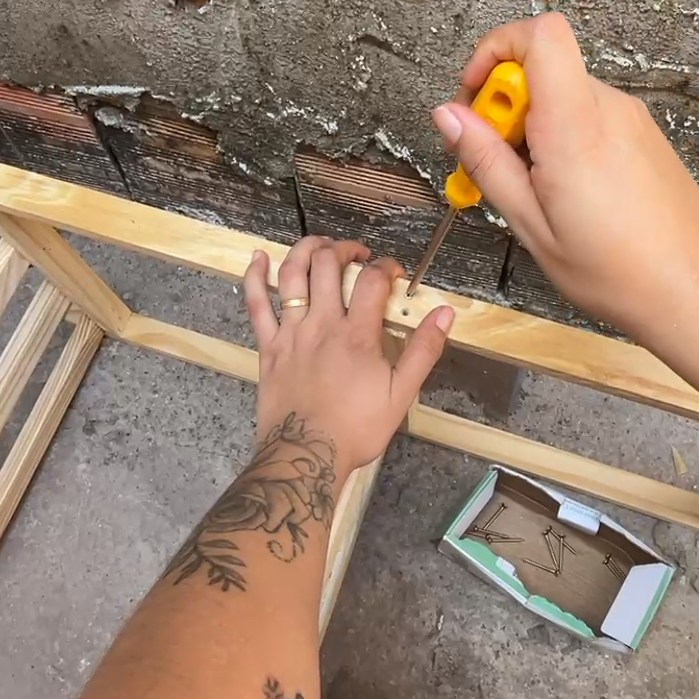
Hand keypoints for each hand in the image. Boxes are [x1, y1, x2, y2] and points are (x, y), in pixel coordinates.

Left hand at [242, 236, 454, 469]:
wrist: (306, 455)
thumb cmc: (356, 428)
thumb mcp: (401, 394)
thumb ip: (423, 350)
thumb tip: (444, 314)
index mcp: (357, 334)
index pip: (372, 280)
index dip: (385, 266)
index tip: (392, 273)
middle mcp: (321, 324)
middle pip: (328, 264)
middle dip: (345, 249)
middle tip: (357, 256)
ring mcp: (290, 332)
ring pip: (292, 273)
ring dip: (306, 249)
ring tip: (321, 244)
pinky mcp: (267, 346)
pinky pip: (256, 304)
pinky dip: (255, 276)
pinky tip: (258, 257)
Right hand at [433, 13, 698, 333]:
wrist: (692, 290)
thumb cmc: (617, 270)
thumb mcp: (530, 224)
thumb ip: (486, 161)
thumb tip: (449, 117)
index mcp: (576, 126)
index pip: (539, 35)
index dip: (495, 52)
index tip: (474, 100)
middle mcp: (608, 108)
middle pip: (540, 68)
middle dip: (502, 107)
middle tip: (490, 164)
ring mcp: (630, 118)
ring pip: (559, 95)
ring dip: (528, 129)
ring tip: (527, 189)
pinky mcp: (640, 134)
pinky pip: (584, 114)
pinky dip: (557, 138)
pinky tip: (557, 189)